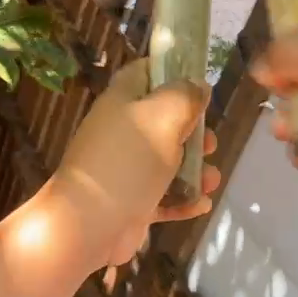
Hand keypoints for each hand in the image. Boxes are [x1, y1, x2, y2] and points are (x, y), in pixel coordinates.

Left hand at [47, 58, 220, 269]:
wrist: (88, 225)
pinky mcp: (129, 203)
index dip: (171, 71)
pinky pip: (162, 197)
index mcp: (120, 102)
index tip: (200, 83)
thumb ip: (184, 96)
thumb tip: (196, 87)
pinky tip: (199, 205)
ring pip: (167, 162)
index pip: (144, 73)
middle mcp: (120, 133)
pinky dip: (182, 200)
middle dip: (193, 132)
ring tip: (209, 181)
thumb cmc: (127, 162)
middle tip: (209, 144)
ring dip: (194, 171)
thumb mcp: (162, 117)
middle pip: (163, 122)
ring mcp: (124, 171)